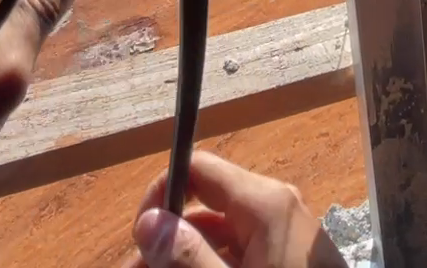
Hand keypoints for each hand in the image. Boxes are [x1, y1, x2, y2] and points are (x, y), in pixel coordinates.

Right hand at [122, 152, 350, 267]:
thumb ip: (188, 256)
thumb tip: (148, 221)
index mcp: (264, 201)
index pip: (200, 169)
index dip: (164, 193)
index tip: (140, 236)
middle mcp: (273, 206)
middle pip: (205, 206)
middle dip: (169, 238)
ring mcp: (282, 232)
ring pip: (218, 234)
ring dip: (184, 256)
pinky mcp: (286, 257)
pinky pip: (239, 253)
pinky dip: (210, 265)